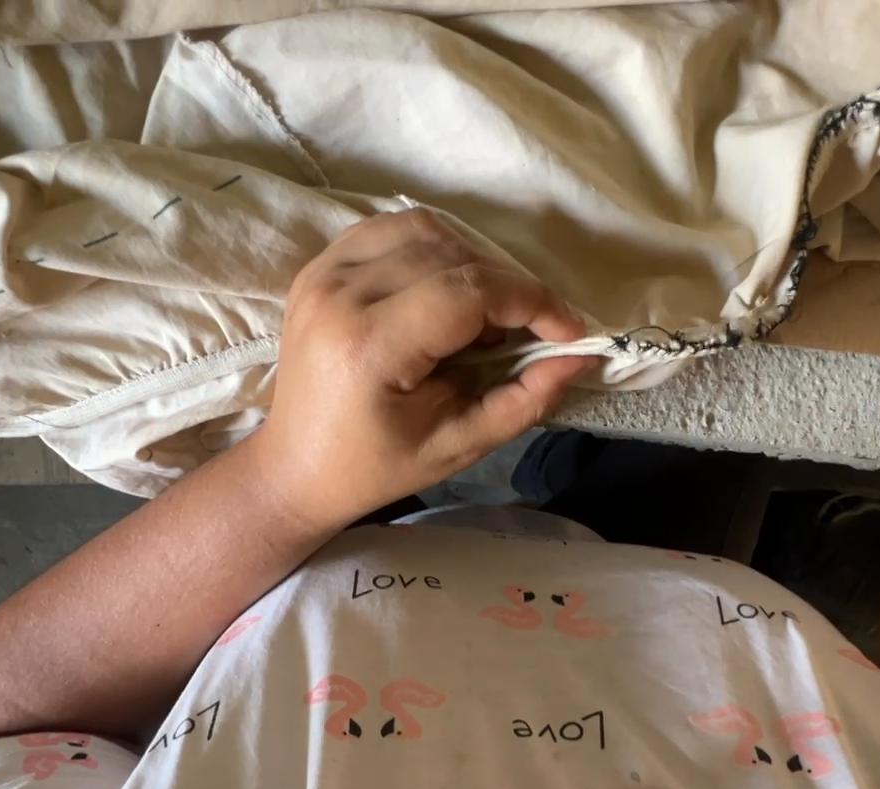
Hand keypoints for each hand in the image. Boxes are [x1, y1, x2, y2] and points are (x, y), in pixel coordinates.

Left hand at [245, 208, 594, 528]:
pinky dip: (432, 251)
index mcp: (369, 346)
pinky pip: (391, 232)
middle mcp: (339, 294)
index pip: (468, 292)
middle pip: (452, 255)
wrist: (297, 469)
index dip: (531, 303)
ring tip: (484, 316)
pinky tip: (444, 293)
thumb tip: (582, 355)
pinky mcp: (317, 268)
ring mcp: (321, 273)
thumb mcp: (459, 445)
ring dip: (472, 262)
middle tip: (527, 335)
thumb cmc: (377, 468)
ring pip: (423, 230)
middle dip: (507, 288)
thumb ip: (524, 400)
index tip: (569, 331)